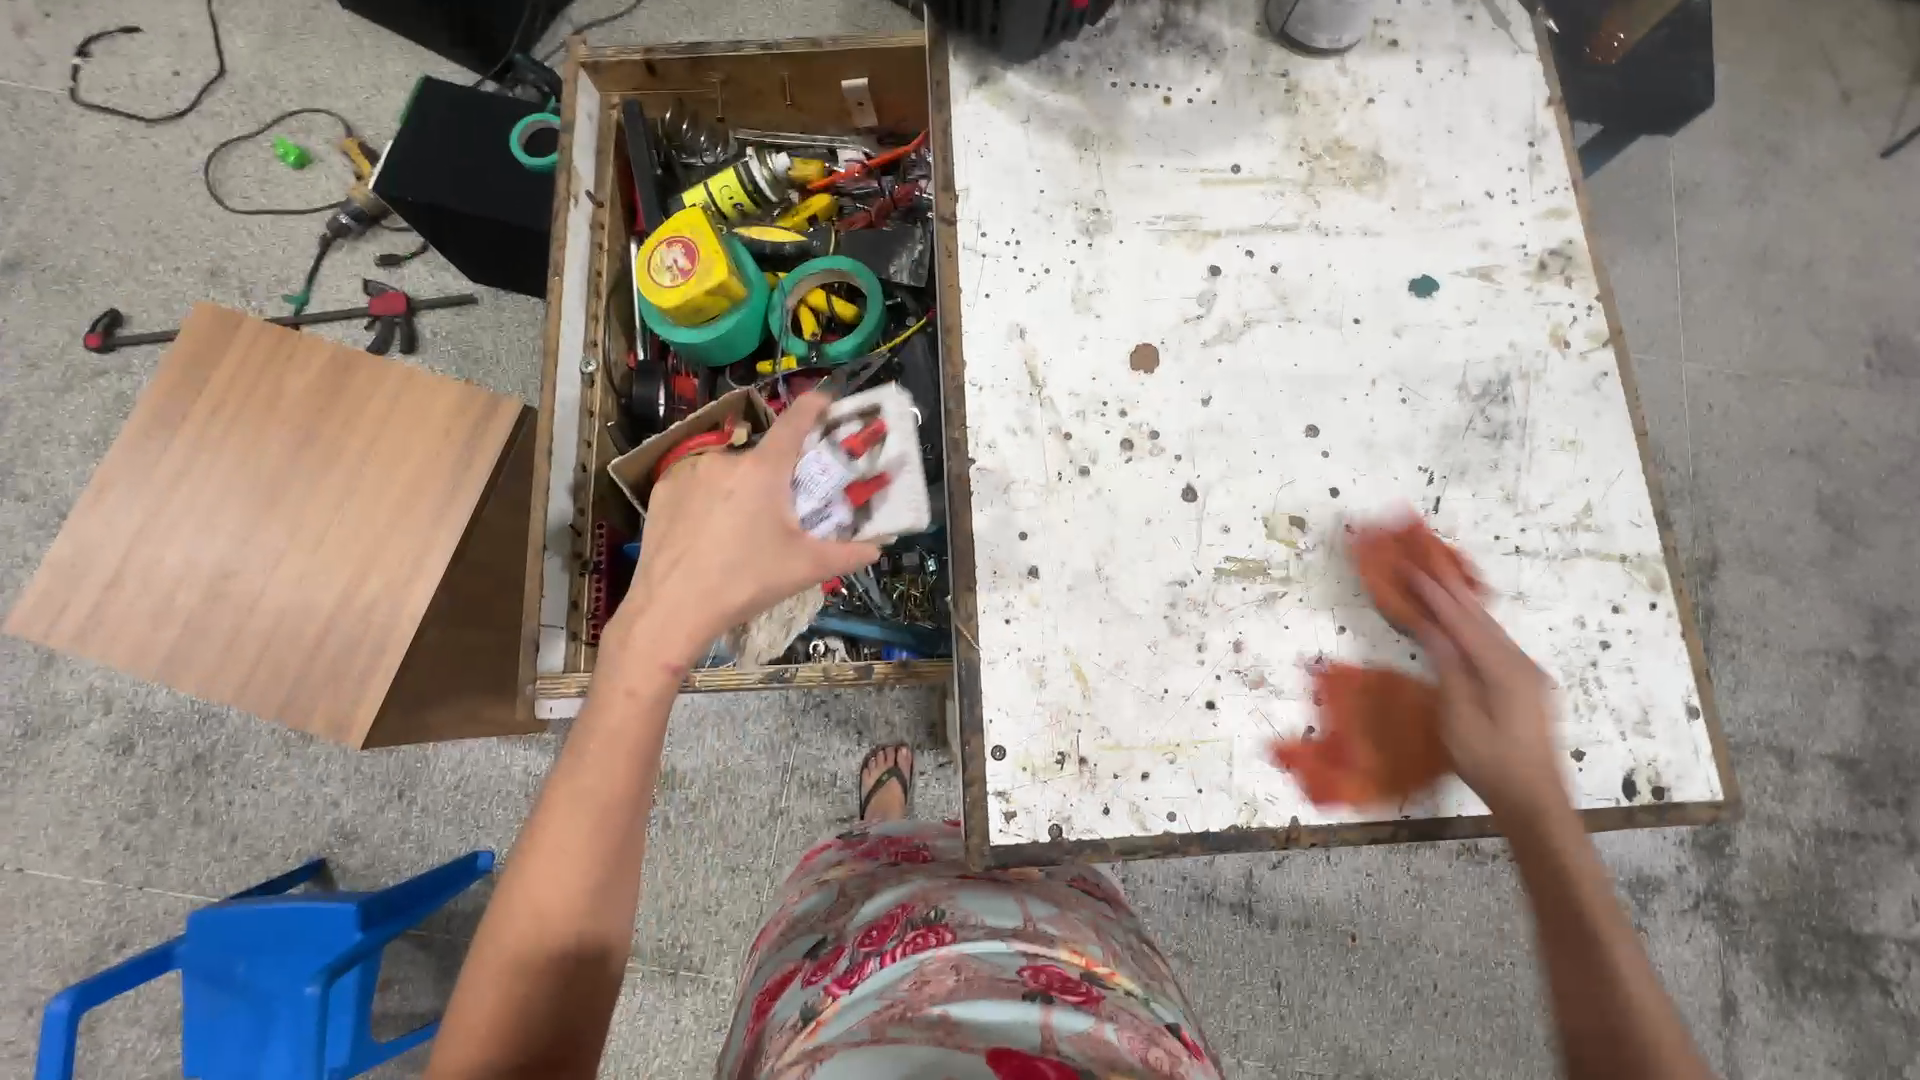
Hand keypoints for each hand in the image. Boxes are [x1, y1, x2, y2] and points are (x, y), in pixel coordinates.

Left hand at [605, 393, 880, 669]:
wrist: (672, 609)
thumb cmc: (746, 582)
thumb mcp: (805, 569)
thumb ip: (848, 554)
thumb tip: (877, 548)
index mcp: (764, 469)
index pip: (795, 420)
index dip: (815, 406)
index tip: (827, 401)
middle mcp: (726, 459)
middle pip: (763, 459)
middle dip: (776, 481)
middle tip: (781, 518)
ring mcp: (689, 471)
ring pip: (729, 474)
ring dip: (742, 492)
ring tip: (740, 534)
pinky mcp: (662, 489)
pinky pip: (697, 486)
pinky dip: (709, 501)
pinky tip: (708, 535)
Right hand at [1410, 571, 1565, 825]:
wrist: (1535, 800)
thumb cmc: (1490, 763)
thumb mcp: (1459, 718)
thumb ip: (1450, 670)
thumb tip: (1434, 630)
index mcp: (1505, 671)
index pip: (1463, 623)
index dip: (1436, 596)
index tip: (1412, 570)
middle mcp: (1522, 665)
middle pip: (1481, 620)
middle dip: (1452, 590)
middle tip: (1426, 562)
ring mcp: (1529, 676)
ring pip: (1491, 630)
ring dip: (1464, 606)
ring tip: (1440, 582)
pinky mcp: (1528, 687)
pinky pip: (1497, 644)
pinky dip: (1475, 626)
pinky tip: (1466, 620)